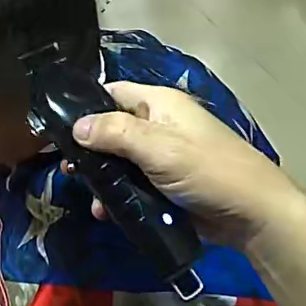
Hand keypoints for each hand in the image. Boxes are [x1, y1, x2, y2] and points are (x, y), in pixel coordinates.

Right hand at [71, 82, 305, 247]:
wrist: (251, 213)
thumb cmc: (207, 170)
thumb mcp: (158, 148)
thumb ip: (116, 133)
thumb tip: (77, 125)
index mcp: (159, 103)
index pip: (112, 92)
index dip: (84, 106)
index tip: (54, 129)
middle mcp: (159, 125)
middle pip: (112, 129)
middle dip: (88, 150)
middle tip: (67, 171)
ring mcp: (163, 157)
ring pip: (120, 161)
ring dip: (102, 179)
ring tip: (88, 197)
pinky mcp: (166, 185)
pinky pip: (134, 185)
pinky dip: (119, 196)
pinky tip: (106, 213)